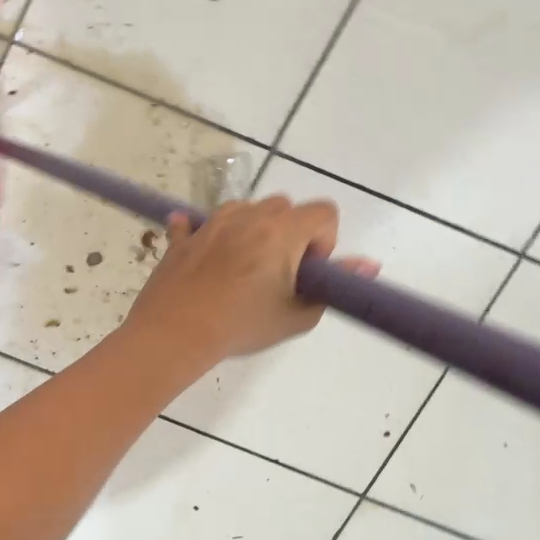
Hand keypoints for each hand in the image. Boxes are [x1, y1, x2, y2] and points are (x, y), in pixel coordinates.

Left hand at [122, 196, 379, 363]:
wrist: (172, 334)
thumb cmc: (240, 326)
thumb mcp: (298, 315)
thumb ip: (333, 286)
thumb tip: (366, 264)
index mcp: (280, 232)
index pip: (323, 211)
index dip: (324, 239)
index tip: (307, 269)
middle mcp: (243, 220)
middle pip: (280, 206)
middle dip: (287, 230)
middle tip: (276, 268)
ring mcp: (207, 227)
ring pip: (239, 209)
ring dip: (248, 226)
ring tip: (242, 262)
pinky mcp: (177, 242)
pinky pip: (189, 223)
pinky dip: (197, 230)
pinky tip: (199, 244)